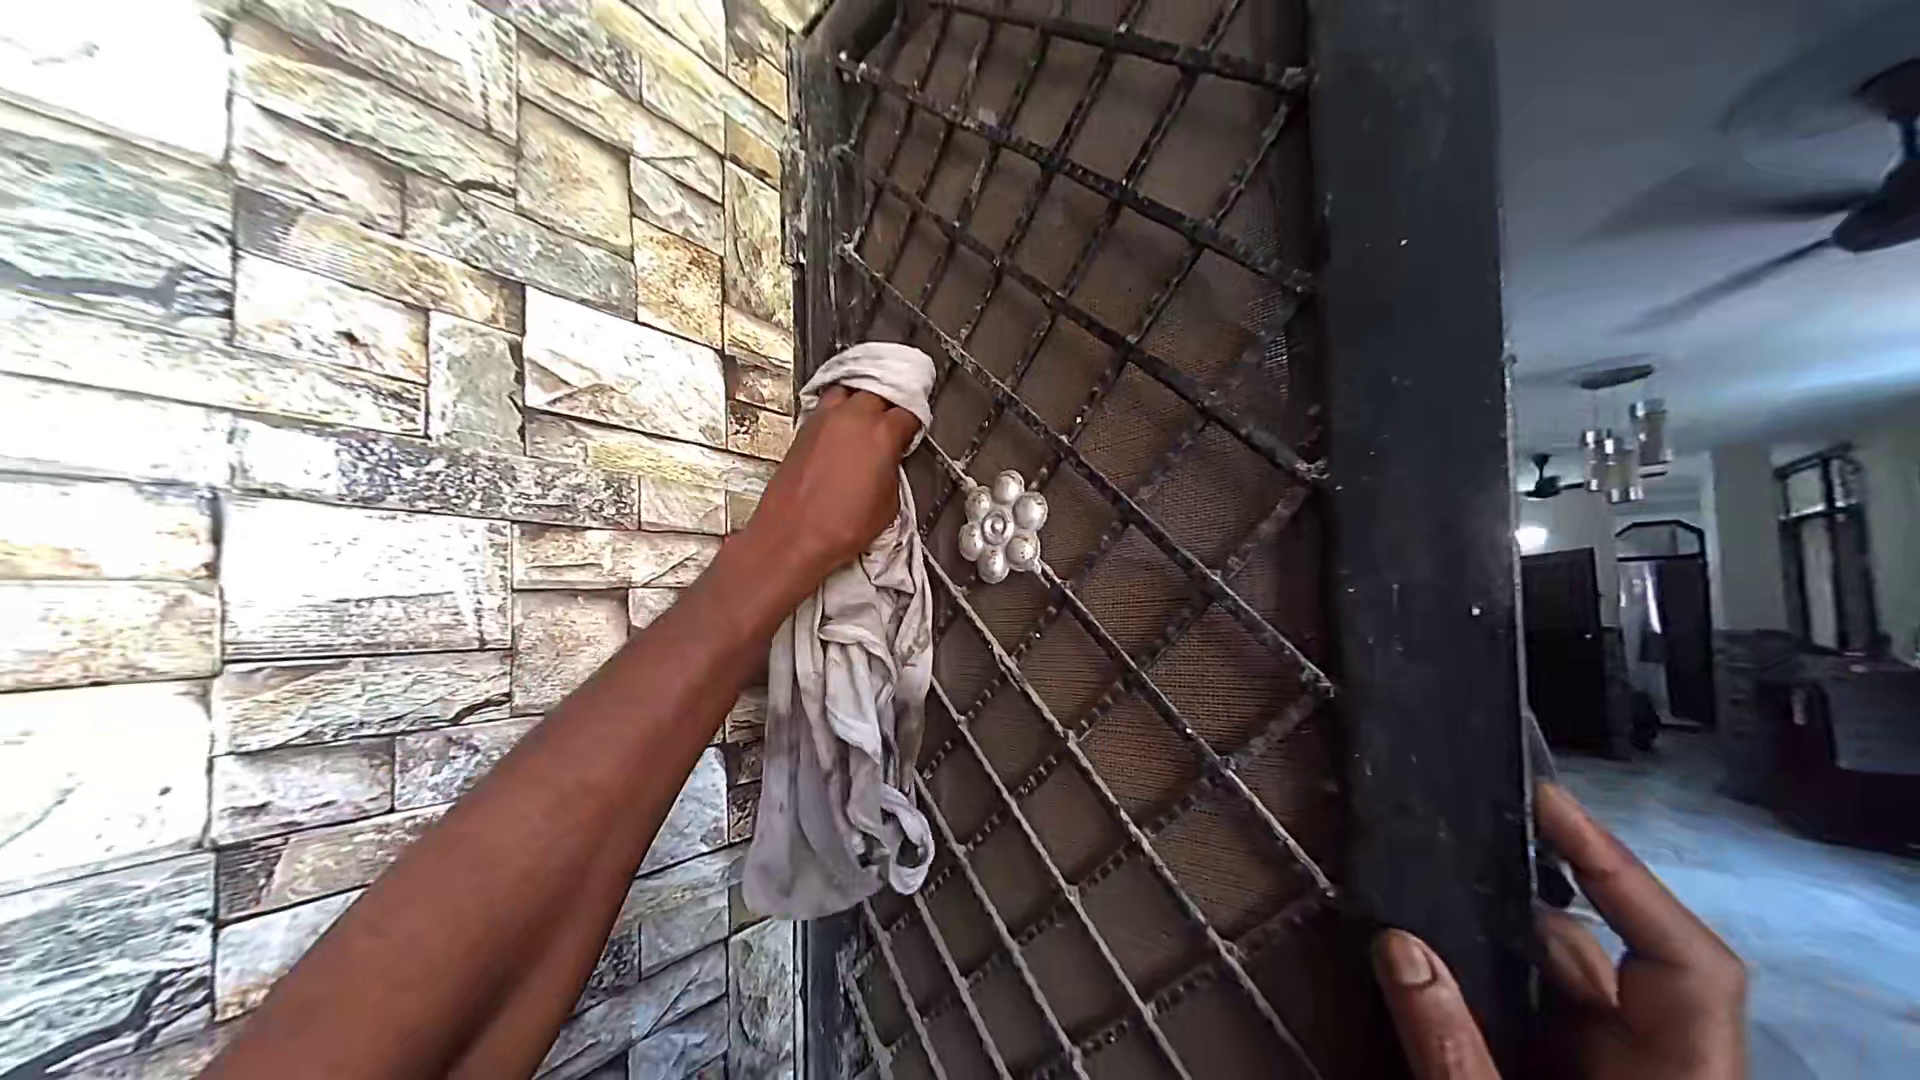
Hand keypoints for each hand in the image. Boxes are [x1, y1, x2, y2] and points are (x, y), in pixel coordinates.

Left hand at [742, 385, 922, 588]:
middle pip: (878, 393)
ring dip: (859, 400)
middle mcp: (852, 418)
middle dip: (888, 405)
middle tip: (892, 422)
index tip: (913, 432)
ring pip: (848, 391)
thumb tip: (889, 462)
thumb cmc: (842, 527)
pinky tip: (841, 430)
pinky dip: (837, 412)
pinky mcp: (803, 430)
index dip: (914, 423)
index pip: (908, 413)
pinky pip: (825, 408)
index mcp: (881, 434)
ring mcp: (823, 420)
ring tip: (865, 417)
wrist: (792, 536)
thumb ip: (892, 471)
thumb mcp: (887, 504)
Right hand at [1372, 783, 1745, 1079]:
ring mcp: (1603, 1073)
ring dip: (1469, 947)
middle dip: (1495, 909)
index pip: (1683, 962)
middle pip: (1582, 956)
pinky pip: (1513, 1008)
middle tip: (1415, 858)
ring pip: (1539, 981)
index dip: (1623, 874)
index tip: (1546, 805)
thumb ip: (1456, 1053)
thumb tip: (1399, 944)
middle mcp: (1650, 1067)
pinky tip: (1411, 969)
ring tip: (1399, 914)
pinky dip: (1464, 981)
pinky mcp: (1559, 1077)